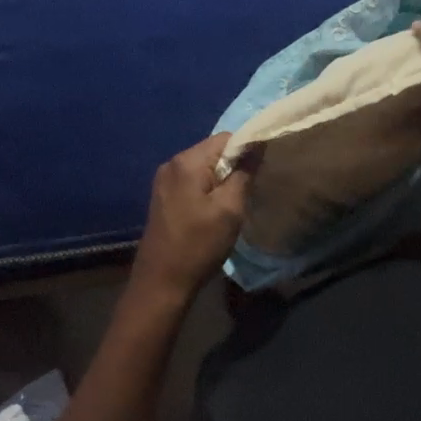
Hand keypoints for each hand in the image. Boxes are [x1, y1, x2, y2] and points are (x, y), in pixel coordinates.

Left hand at [128, 133, 252, 303]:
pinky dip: (207, 190)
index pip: (226, 138)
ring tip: (231, 206)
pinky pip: (192, 182)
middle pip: (213, 151)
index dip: (247, 150)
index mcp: (186, 162)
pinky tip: (213, 213)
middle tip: (246, 194)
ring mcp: (164, 181)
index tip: (259, 174)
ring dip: (221, 181)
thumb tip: (256, 145)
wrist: (161, 282)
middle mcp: (171, 164)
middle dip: (233, 167)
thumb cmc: (199, 245)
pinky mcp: (162, 197)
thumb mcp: (230, 209)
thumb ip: (243, 173)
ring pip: (203, 168)